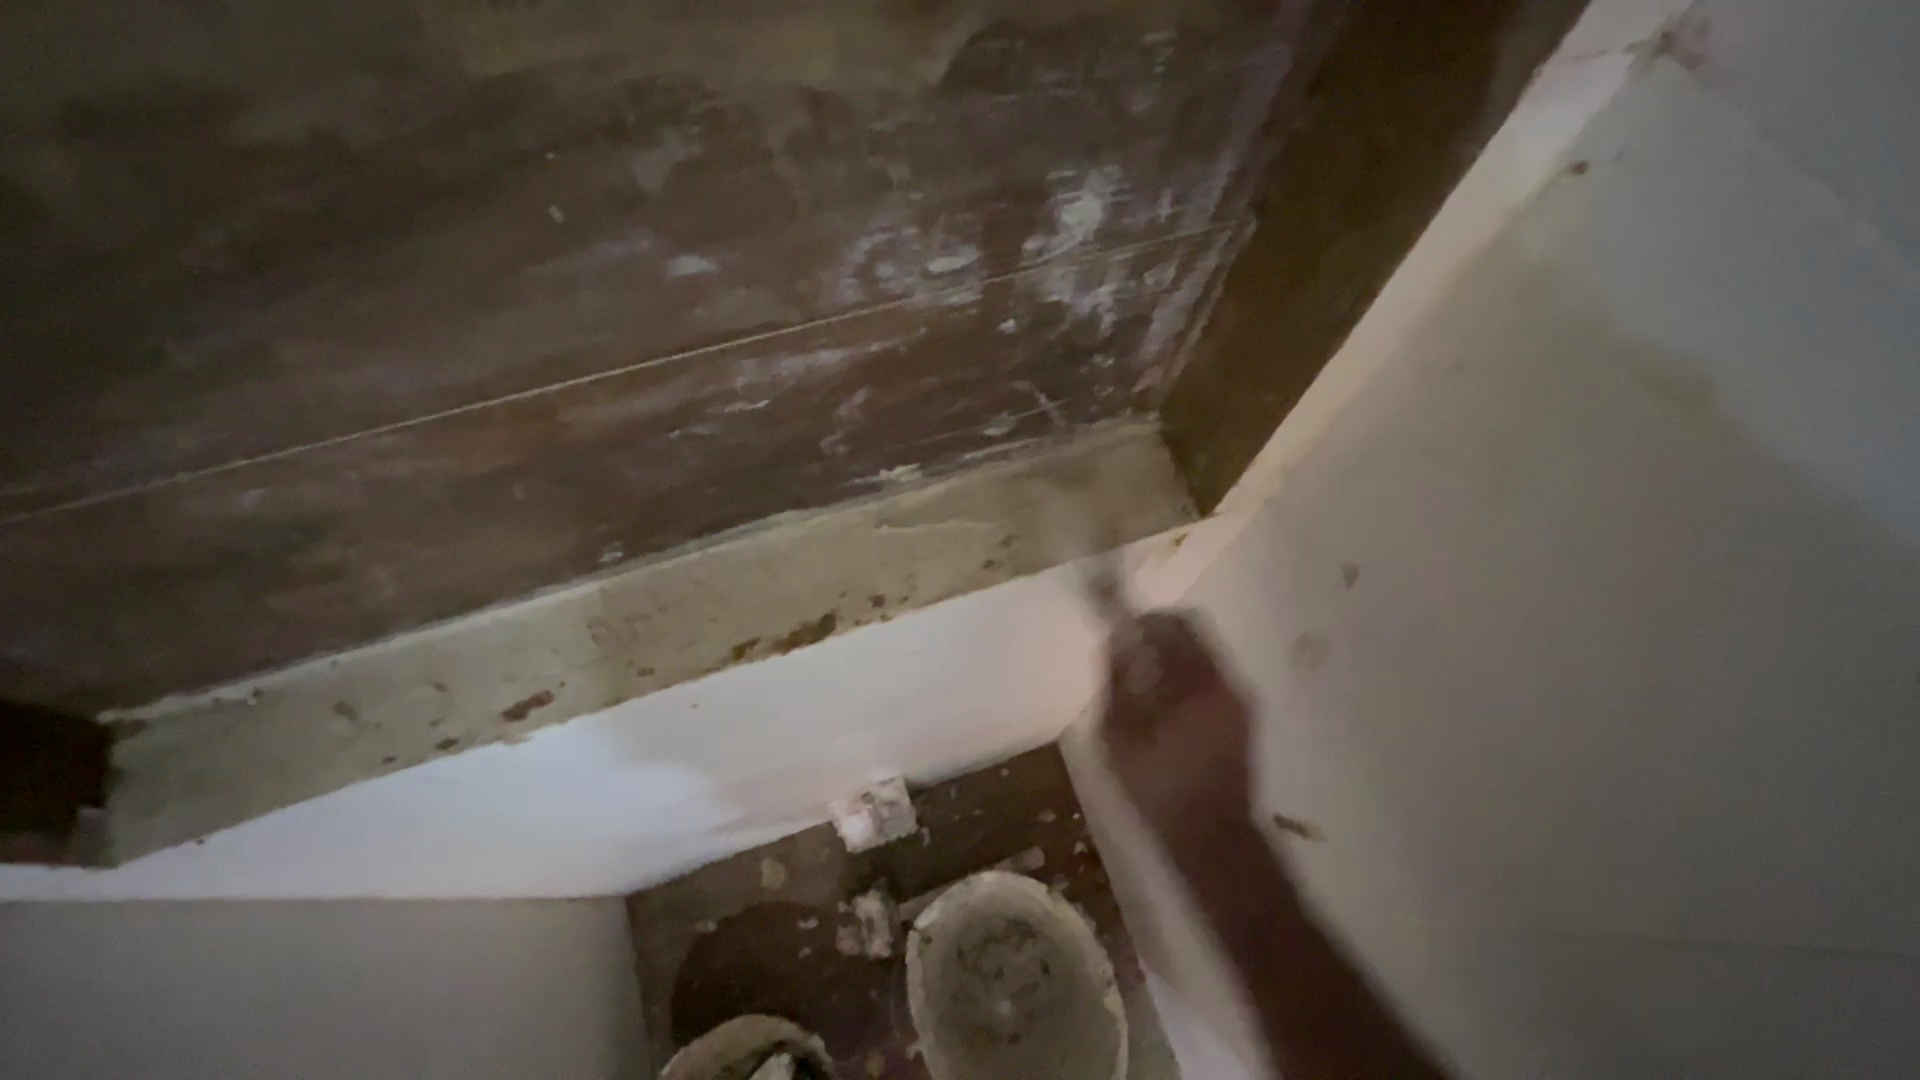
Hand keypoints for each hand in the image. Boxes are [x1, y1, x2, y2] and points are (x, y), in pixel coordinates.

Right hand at [1098, 610, 1254, 841]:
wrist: (1213, 840)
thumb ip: (1117, 680)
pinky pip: (1211, 682)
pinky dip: (1186, 681)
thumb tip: (1115, 641)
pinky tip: (1164, 711)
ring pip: (1203, 658)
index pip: (1172, 623)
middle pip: (1193, 634)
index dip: (1140, 617)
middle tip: (1127, 652)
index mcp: (1198, 680)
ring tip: (1141, 685)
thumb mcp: (1120, 735)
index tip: (1115, 622)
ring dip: (1173, 658)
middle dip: (1158, 634)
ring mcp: (1241, 703)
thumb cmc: (1160, 786)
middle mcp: (1228, 681)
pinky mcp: (1244, 723)